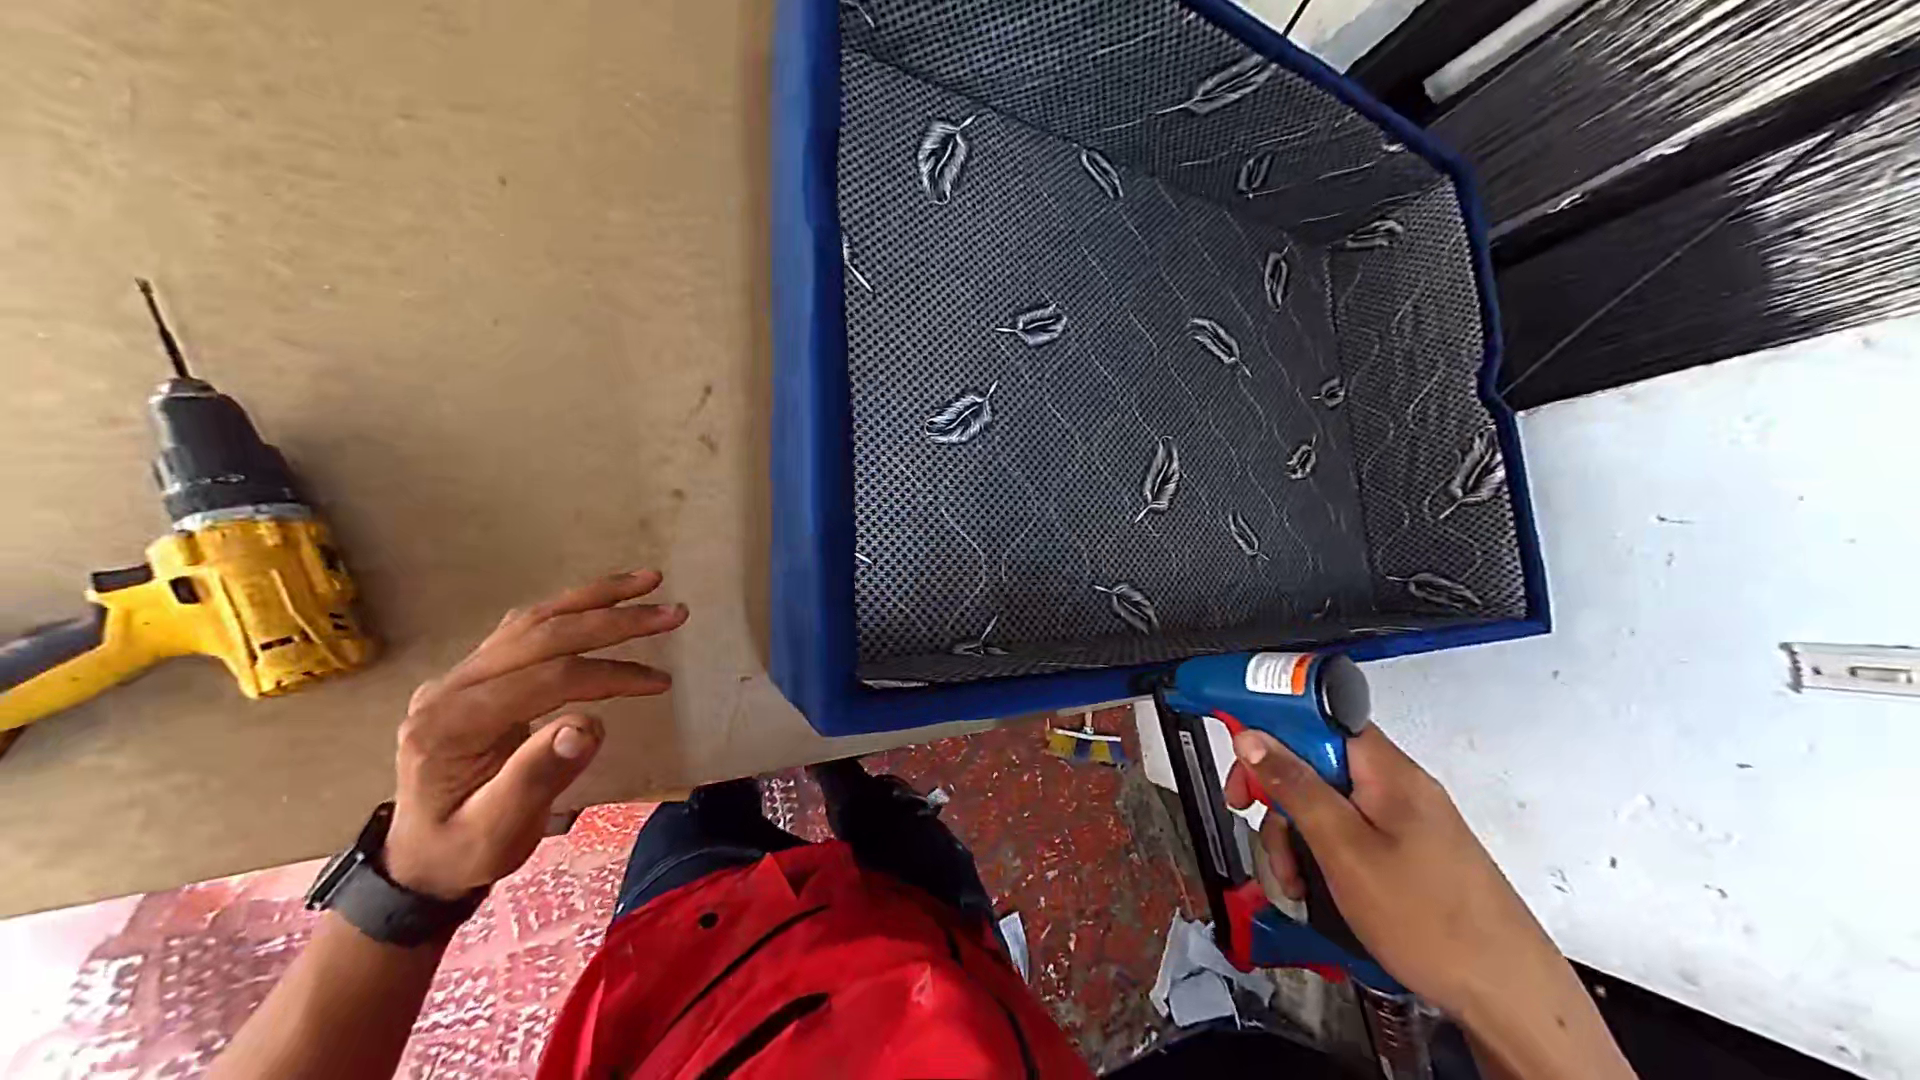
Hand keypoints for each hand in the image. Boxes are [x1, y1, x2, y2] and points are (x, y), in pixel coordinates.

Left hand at [384, 570, 688, 899]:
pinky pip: (526, 628)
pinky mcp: (475, 675)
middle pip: (541, 635)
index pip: (544, 678)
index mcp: (451, 726)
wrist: (419, 860)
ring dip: (595, 599)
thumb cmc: (464, 851)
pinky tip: (601, 602)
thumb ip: (538, 777)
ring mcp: (459, 676)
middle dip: (613, 620)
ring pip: (534, 619)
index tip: (660, 682)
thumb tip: (588, 725)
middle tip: (674, 613)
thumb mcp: (499, 833)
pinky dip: (572, 609)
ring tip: (649, 582)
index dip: (608, 674)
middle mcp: (450, 688)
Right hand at [1224, 728, 1625, 1075]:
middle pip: (1314, 762)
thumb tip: (1252, 737)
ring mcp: (1401, 821)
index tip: (1238, 746)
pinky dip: (1319, 853)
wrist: (1510, 1002)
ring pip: (1324, 803)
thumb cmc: (1430, 922)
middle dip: (1276, 792)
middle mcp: (1394, 785)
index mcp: (1386, 770)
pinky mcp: (1403, 853)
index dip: (1272, 722)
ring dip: (1294, 834)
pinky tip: (1314, 887)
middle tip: (1247, 812)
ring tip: (1293, 878)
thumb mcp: (1344, 850)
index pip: (1317, 715)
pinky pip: (1345, 833)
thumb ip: (1295, 787)